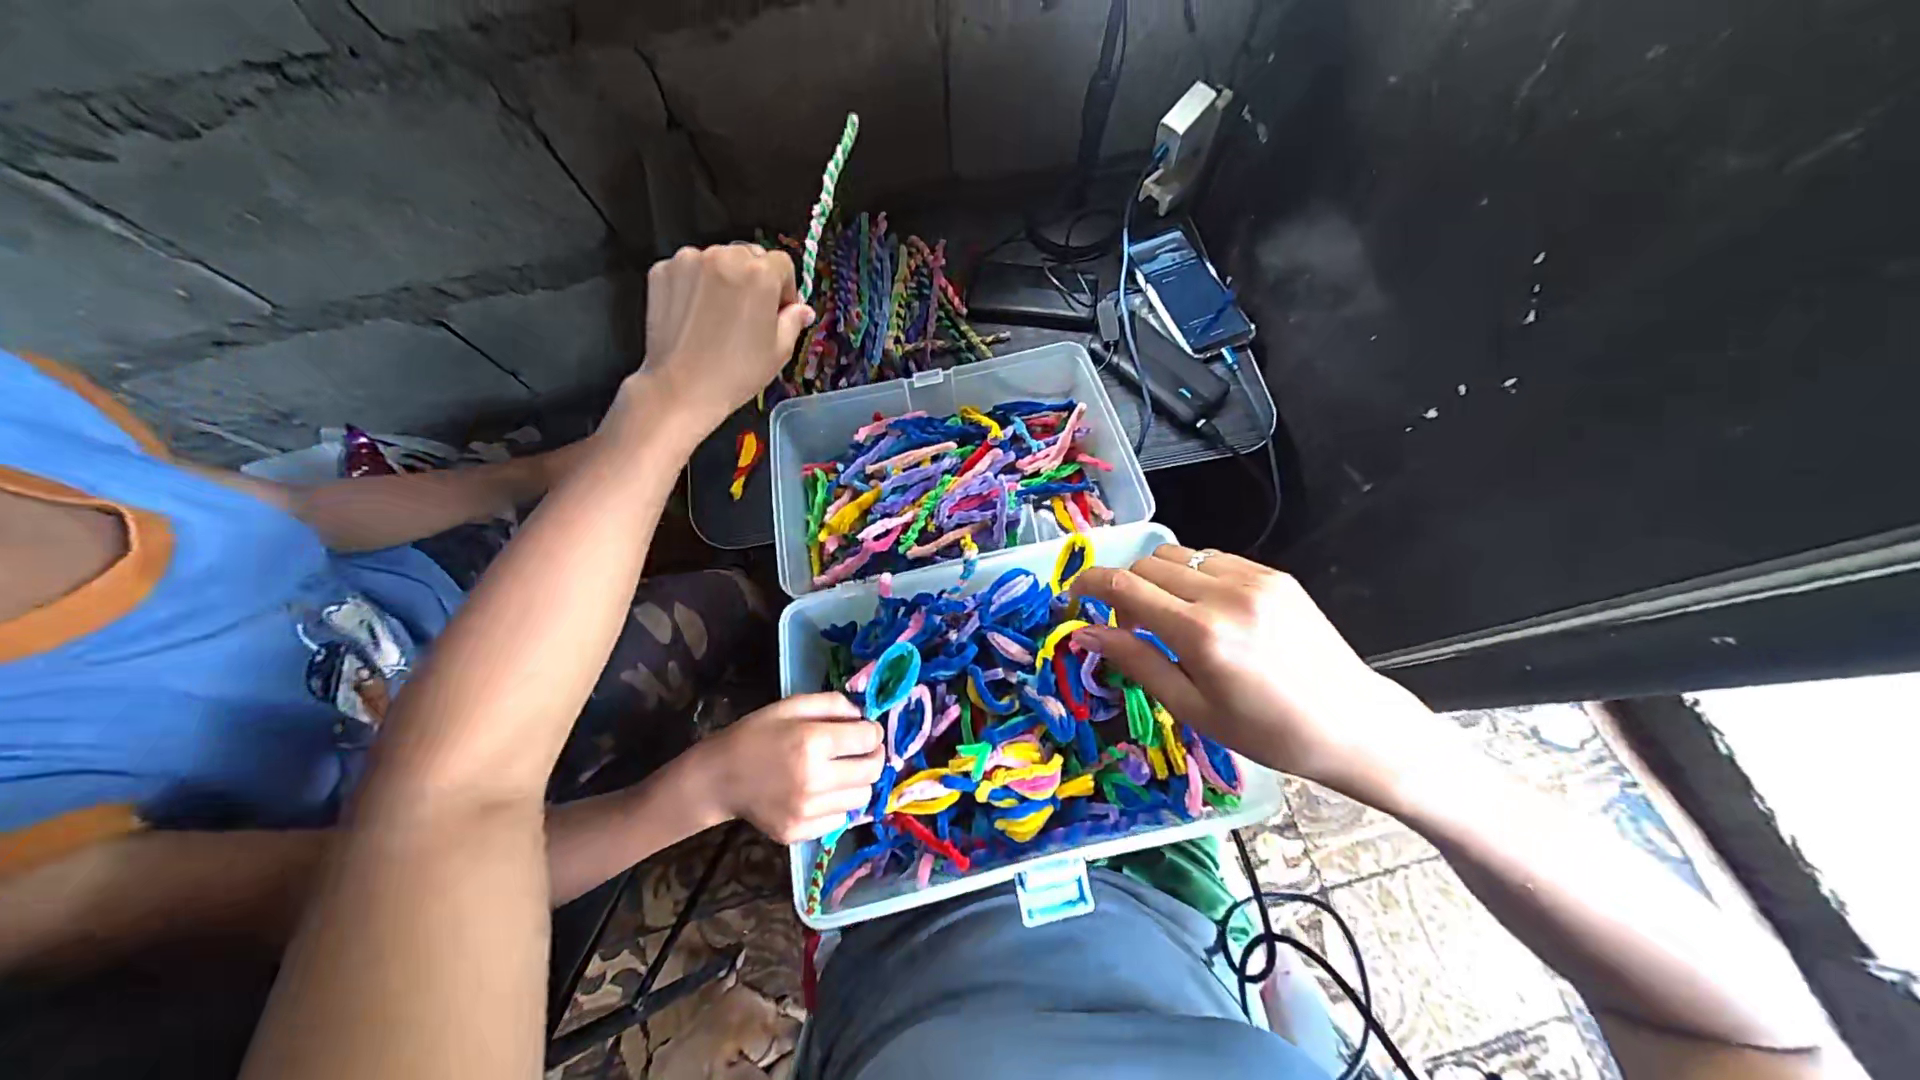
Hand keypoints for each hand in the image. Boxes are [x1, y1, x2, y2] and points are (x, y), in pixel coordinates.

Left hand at [636, 244, 814, 430]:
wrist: (682, 387)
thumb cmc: (736, 372)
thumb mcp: (779, 350)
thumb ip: (793, 321)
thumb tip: (801, 310)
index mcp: (759, 273)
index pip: (781, 263)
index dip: (785, 288)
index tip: (779, 309)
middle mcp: (724, 257)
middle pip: (748, 256)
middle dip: (753, 279)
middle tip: (750, 313)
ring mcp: (689, 261)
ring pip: (717, 261)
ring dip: (724, 279)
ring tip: (720, 316)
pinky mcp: (662, 271)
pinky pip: (688, 270)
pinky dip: (695, 285)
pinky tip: (698, 316)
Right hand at [690, 693, 883, 843]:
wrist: (718, 778)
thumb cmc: (756, 734)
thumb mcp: (792, 705)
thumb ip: (833, 704)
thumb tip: (864, 717)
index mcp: (812, 742)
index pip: (868, 739)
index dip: (873, 731)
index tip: (867, 730)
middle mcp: (814, 780)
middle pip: (872, 771)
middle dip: (874, 756)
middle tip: (862, 751)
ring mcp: (807, 811)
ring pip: (862, 798)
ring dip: (858, 782)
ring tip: (842, 771)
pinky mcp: (799, 833)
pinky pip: (840, 819)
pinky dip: (839, 804)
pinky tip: (823, 792)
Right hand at [1071, 545, 1440, 801]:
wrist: (1354, 724)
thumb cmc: (1267, 732)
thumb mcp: (1192, 707)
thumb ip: (1135, 660)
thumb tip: (1084, 633)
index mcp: (1201, 633)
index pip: (1124, 587)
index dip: (1089, 583)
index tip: (1074, 594)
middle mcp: (1225, 594)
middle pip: (1146, 564)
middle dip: (1125, 588)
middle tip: (1131, 627)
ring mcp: (1254, 579)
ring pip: (1178, 554)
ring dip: (1159, 580)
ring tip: (1172, 619)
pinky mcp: (1275, 576)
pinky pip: (1214, 559)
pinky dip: (1194, 577)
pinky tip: (1209, 612)